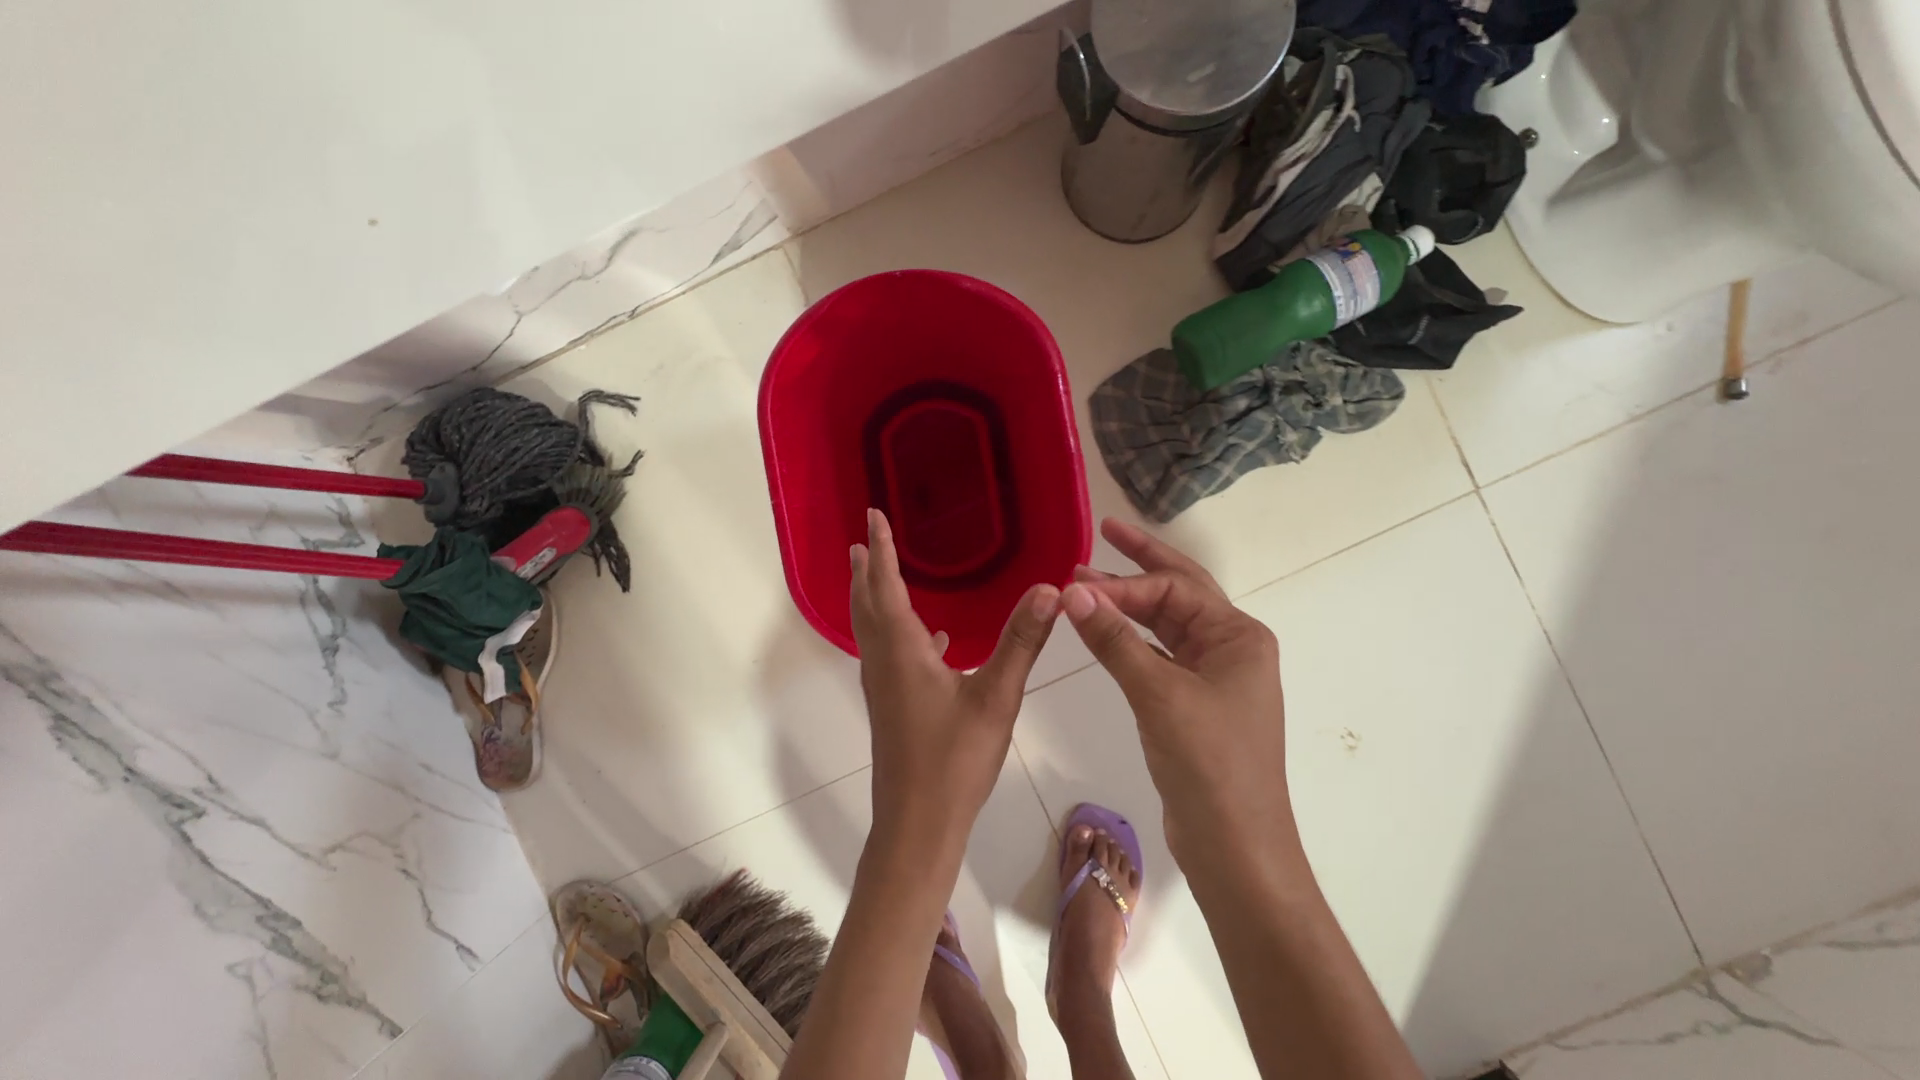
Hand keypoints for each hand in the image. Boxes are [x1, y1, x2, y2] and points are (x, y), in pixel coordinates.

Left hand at [851, 509, 1060, 846]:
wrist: (918, 822)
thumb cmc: (955, 759)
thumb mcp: (996, 697)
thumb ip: (1021, 642)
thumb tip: (1049, 589)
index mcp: (903, 651)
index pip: (886, 587)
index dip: (881, 550)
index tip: (872, 516)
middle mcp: (884, 663)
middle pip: (868, 606)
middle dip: (868, 570)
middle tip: (864, 539)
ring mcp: (884, 689)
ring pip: (873, 631)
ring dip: (875, 599)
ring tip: (881, 576)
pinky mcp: (893, 709)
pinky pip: (890, 656)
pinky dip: (900, 634)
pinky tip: (932, 641)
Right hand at [1060, 518, 1290, 865]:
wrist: (1235, 844)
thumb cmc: (1208, 762)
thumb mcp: (1158, 694)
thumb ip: (1114, 640)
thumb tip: (1072, 590)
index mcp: (1238, 636)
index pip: (1174, 589)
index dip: (1123, 583)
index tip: (1074, 582)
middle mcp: (1232, 649)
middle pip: (1179, 594)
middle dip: (1140, 567)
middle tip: (1101, 533)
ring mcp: (1216, 679)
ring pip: (1168, 627)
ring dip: (1131, 607)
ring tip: (1088, 586)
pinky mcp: (1197, 706)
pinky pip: (1162, 658)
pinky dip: (1133, 643)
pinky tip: (1107, 634)